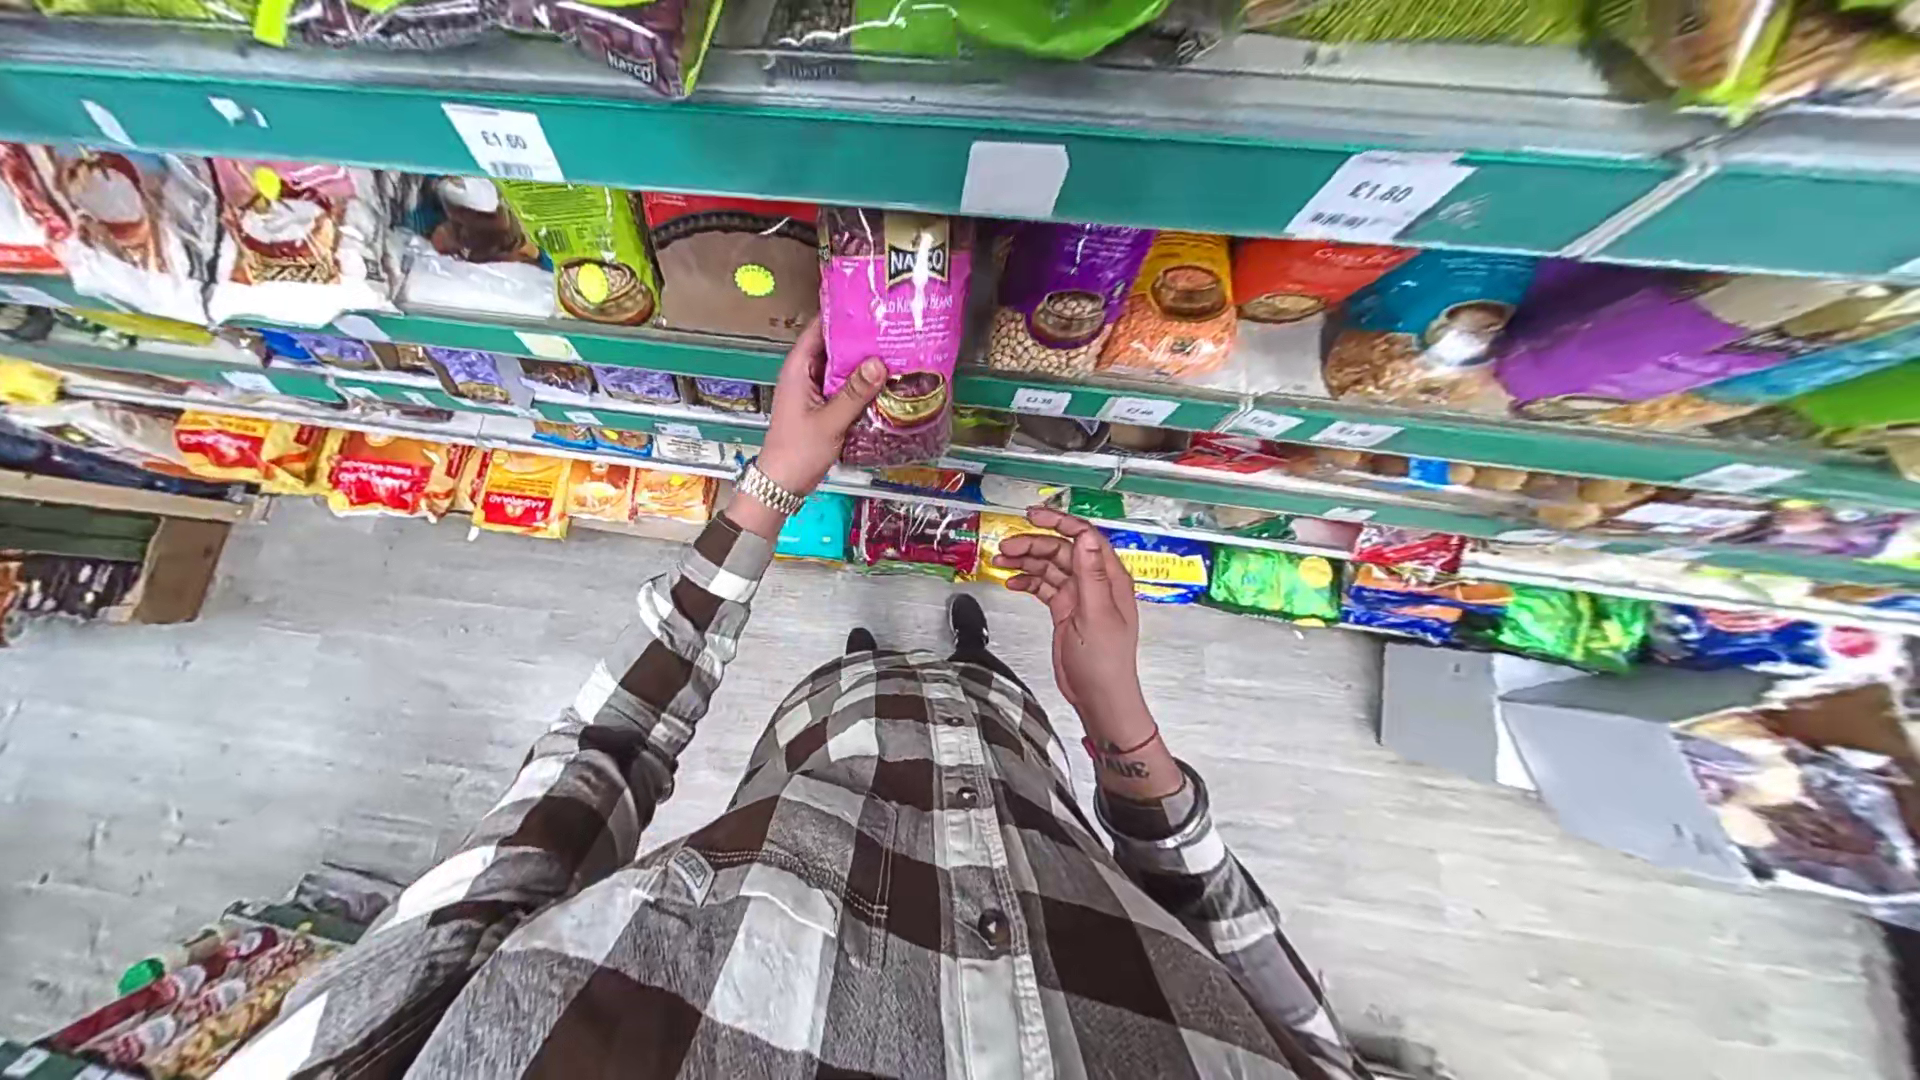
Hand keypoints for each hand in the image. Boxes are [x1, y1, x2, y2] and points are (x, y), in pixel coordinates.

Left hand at [732, 318, 884, 537]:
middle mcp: (805, 375)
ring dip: (863, 364)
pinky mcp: (823, 408)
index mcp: (798, 369)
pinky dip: (861, 385)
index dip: (841, 314)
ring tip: (893, 352)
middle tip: (890, 329)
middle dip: (859, 339)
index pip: (818, 328)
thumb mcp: (829, 421)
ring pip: (841, 368)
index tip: (868, 304)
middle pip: (834, 347)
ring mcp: (814, 391)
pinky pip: (844, 388)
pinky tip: (884, 385)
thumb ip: (854, 392)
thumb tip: (878, 363)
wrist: (782, 485)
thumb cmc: (797, 452)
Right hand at [990, 507, 1154, 745]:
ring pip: (1050, 566)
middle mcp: (1095, 583)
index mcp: (1110, 578)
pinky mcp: (1065, 610)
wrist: (1098, 696)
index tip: (1034, 516)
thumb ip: (1090, 574)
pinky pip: (1044, 586)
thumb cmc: (1106, 664)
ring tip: (1003, 560)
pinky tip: (1014, 581)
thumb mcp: (1096, 615)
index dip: (1059, 522)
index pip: (1084, 537)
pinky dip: (1028, 581)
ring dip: (1026, 561)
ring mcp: (1079, 596)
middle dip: (1033, 544)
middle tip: (1007, 546)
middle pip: (1062, 550)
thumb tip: (1086, 538)